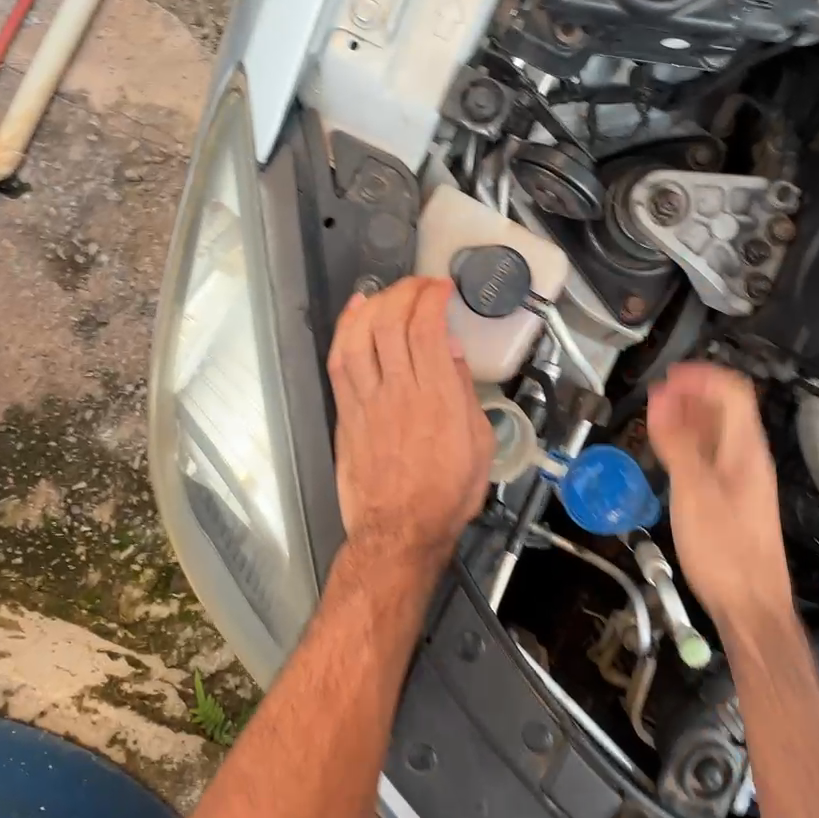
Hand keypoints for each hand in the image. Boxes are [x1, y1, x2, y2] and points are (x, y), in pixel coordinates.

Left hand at [327, 278, 492, 572]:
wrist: (400, 532)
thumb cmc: (449, 493)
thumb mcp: (479, 443)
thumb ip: (465, 393)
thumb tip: (452, 351)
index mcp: (439, 398)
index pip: (427, 329)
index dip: (431, 297)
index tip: (441, 287)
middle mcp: (400, 391)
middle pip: (392, 322)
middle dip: (405, 291)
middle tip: (420, 285)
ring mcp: (367, 401)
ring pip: (360, 336)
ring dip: (373, 303)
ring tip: (389, 292)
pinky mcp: (346, 413)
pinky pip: (339, 362)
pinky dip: (345, 329)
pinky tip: (355, 311)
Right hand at [647, 362, 790, 627]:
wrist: (751, 607)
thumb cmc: (725, 552)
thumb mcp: (693, 492)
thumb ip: (677, 443)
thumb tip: (660, 399)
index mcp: (746, 450)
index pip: (733, 391)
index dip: (702, 376)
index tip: (669, 376)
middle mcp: (748, 458)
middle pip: (725, 410)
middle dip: (690, 395)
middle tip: (656, 396)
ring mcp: (742, 479)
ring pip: (716, 434)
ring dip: (688, 419)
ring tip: (655, 418)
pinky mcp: (732, 499)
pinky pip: (711, 458)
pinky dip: (689, 446)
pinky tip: (668, 453)